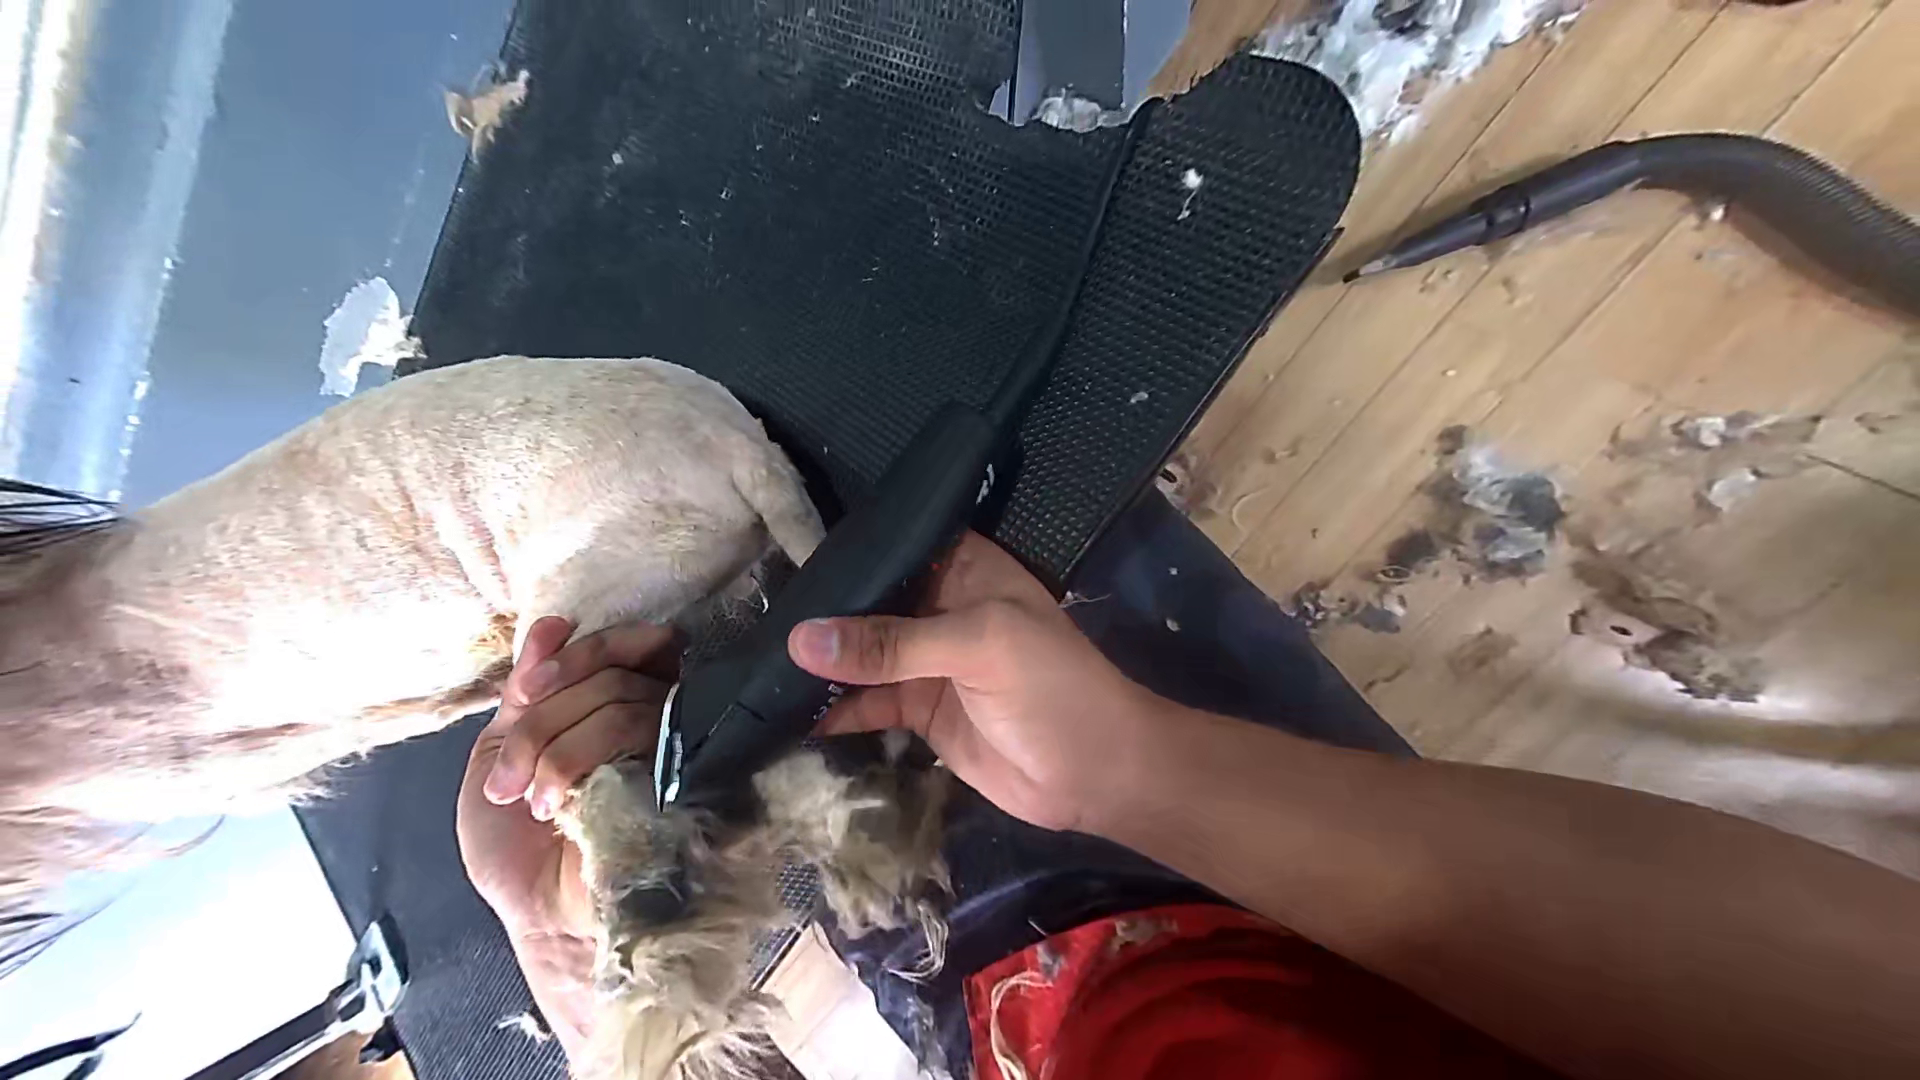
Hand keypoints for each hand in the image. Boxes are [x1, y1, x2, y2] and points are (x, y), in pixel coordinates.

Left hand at [455, 615, 678, 1059]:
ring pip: (621, 704)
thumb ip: (528, 692)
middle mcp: (656, 712)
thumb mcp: (499, 752)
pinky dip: (579, 762)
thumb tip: (553, 624)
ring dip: (553, 751)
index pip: (628, 645)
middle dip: (543, 722)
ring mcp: (675, 743)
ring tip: (535, 802)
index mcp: (615, 701)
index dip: (584, 651)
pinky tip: (561, 804)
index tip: (531, 684)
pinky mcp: (685, 772)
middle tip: (508, 784)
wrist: (544, 911)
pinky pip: (641, 738)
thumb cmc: (519, 840)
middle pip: (610, 676)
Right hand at [785, 531, 1164, 834]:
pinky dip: (833, 711)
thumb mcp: (977, 646)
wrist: (1094, 773)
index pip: (892, 548)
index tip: (780, 562)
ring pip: (862, 656)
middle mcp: (938, 606)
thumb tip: (801, 639)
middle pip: (868, 603)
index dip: (842, 555)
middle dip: (820, 615)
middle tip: (752, 619)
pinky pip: (866, 703)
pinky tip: (788, 717)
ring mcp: (926, 660)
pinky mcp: (919, 708)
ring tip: (757, 670)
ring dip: (820, 667)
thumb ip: (891, 642)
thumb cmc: (1051, 685)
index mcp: (961, 568)